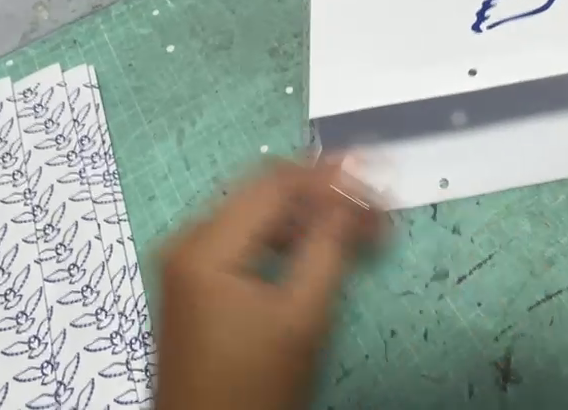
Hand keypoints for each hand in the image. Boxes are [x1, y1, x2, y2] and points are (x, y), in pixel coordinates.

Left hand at [154, 158, 385, 409]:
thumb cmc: (255, 388)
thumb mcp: (302, 315)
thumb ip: (331, 242)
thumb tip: (356, 183)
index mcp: (206, 244)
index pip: (277, 183)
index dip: (331, 179)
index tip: (377, 186)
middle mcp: (190, 239)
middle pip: (268, 192)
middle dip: (325, 196)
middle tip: (374, 208)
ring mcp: (192, 259)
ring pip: (263, 211)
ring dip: (312, 215)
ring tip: (360, 229)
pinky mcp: (200, 277)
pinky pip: (250, 236)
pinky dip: (290, 236)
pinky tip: (324, 246)